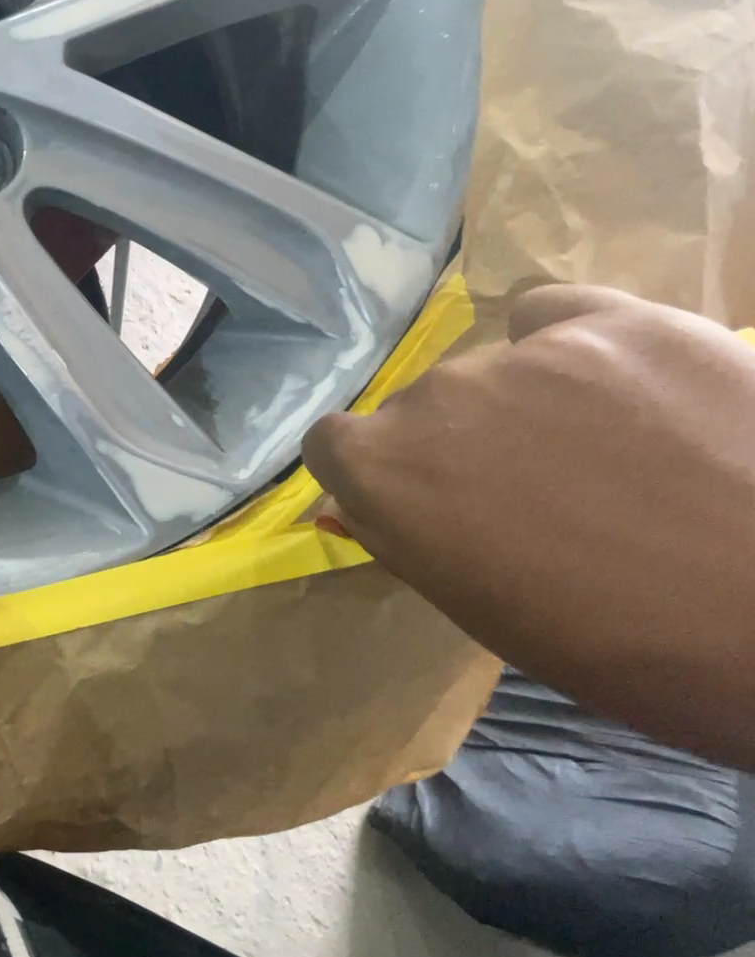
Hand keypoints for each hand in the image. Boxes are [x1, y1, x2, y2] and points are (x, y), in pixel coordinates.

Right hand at [305, 285, 754, 766]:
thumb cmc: (614, 643)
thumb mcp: (470, 600)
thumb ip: (403, 531)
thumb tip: (364, 501)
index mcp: (376, 467)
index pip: (334, 443)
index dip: (376, 471)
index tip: (425, 499)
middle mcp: (429, 397)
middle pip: (420, 407)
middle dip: (459, 441)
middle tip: (536, 490)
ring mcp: (524, 356)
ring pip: (490, 367)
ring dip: (521, 402)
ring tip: (609, 447)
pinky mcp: (623, 324)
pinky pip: (557, 313)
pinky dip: (568, 341)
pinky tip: (614, 381)